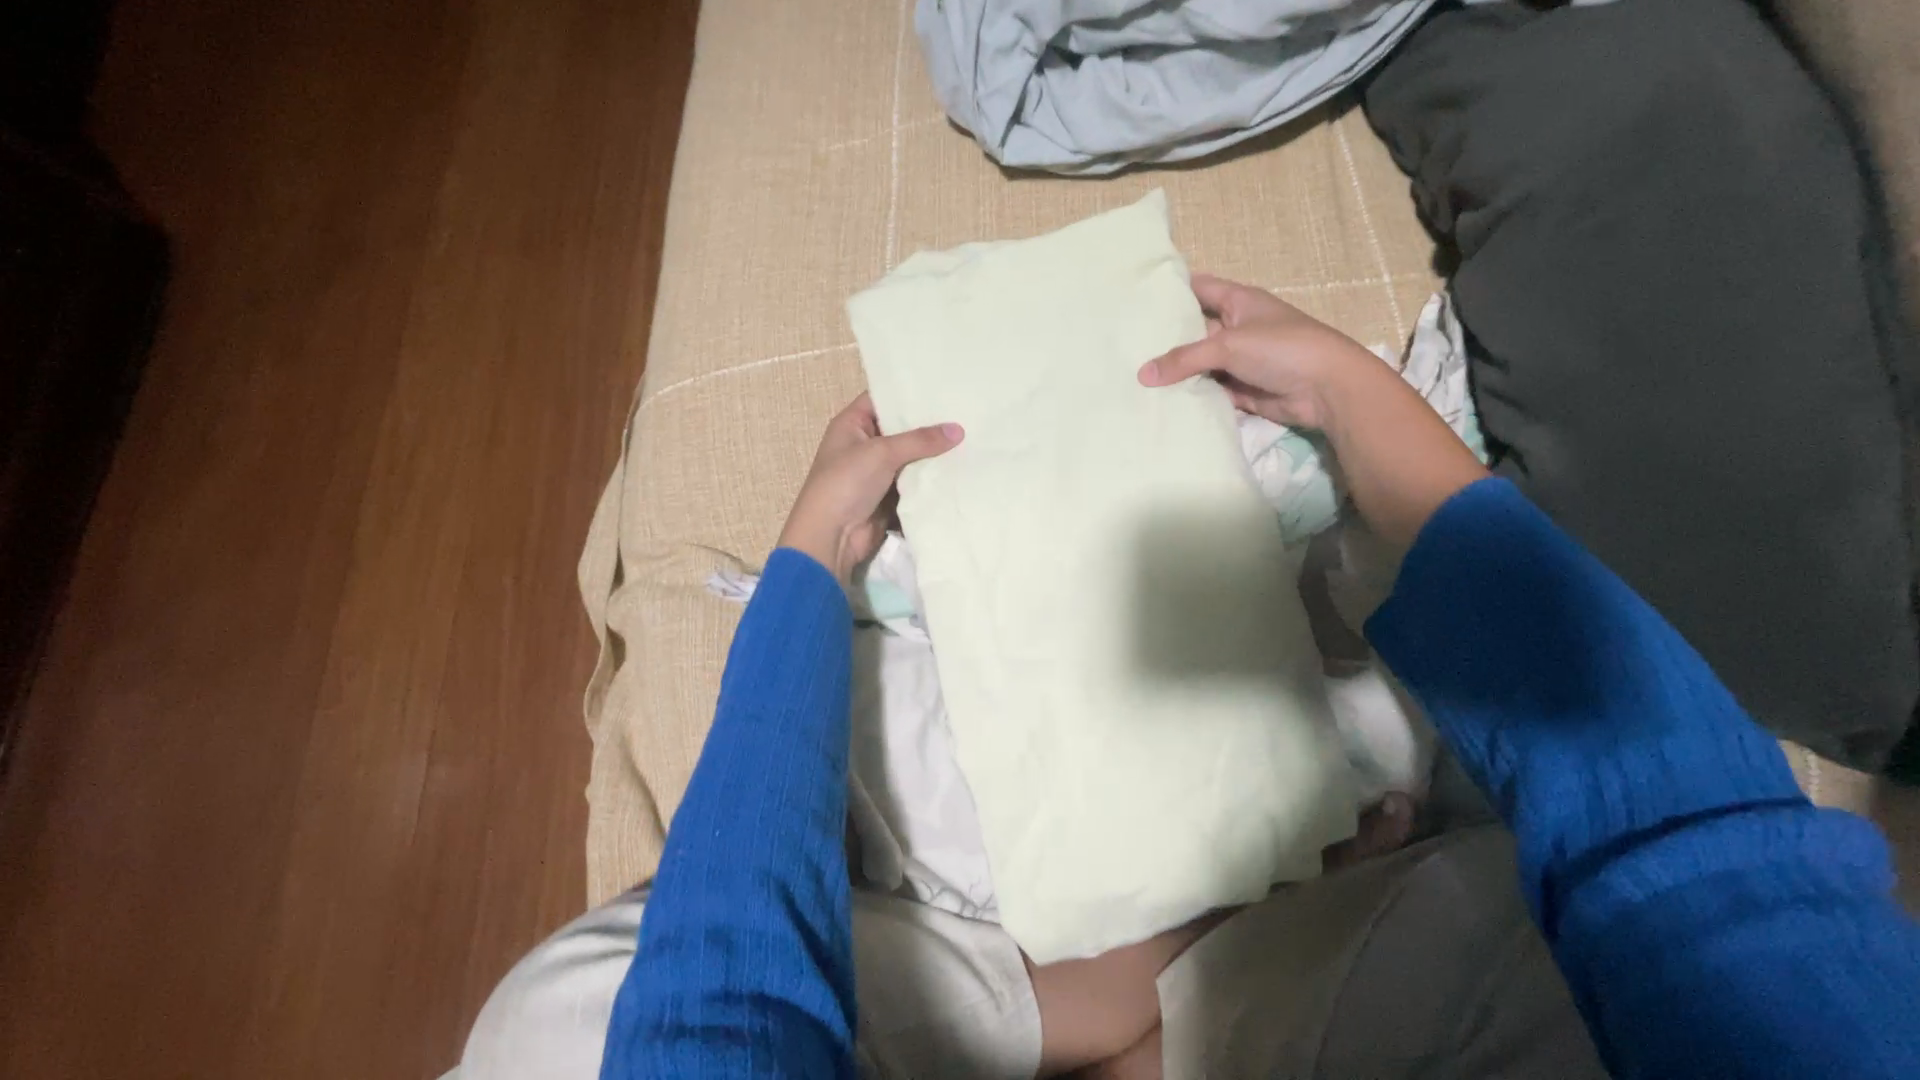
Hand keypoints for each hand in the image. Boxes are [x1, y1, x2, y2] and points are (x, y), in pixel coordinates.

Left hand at [777, 393, 962, 585]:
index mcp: (851, 425)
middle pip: (899, 430)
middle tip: (963, 413)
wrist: (831, 536)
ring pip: (909, 458)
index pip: (881, 399)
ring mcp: (875, 473)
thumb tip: (958, 430)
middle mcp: (862, 445)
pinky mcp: (887, 497)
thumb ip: (920, 440)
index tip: (940, 389)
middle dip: (927, 426)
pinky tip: (958, 469)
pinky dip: (929, 480)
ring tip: (968, 438)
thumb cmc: (846, 482)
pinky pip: (912, 483)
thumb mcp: (882, 452)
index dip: (906, 394)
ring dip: (932, 455)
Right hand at [1136, 273, 1381, 430]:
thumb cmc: (1282, 348)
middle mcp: (1236, 328)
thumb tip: (1143, 374)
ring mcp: (1238, 360)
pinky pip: (1208, 391)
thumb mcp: (1229, 345)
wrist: (1327, 389)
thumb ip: (1185, 359)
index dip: (1172, 289)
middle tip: (1125, 342)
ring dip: (1175, 371)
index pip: (1199, 288)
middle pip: (1193, 329)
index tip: (1138, 295)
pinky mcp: (1240, 389)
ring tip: (1133, 375)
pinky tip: (1159, 400)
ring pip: (1198, 364)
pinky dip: (1189, 395)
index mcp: (1238, 302)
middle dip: (1164, 337)